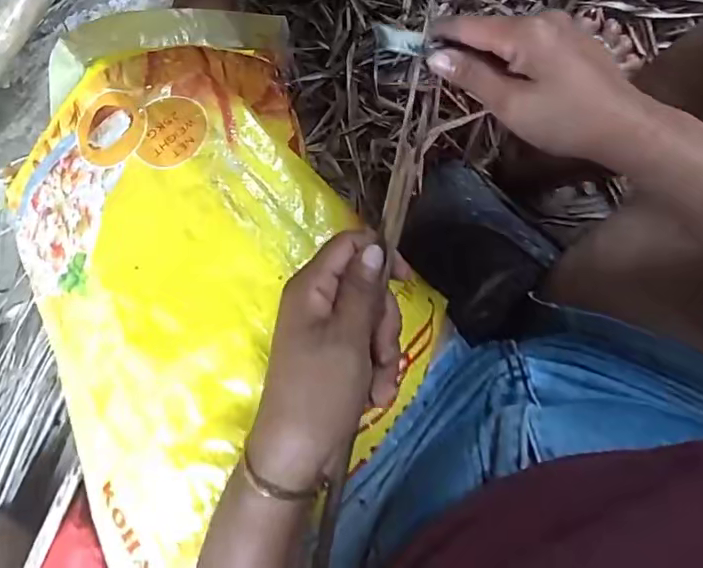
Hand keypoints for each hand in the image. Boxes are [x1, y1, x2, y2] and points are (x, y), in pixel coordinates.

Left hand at [246, 231, 402, 492]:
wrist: (295, 458)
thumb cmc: (319, 391)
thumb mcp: (349, 337)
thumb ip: (363, 289)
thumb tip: (373, 247)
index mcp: (311, 286)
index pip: (348, 245)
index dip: (379, 253)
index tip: (406, 279)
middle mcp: (315, 301)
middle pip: (365, 285)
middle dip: (383, 319)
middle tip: (381, 350)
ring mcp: (323, 329)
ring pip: (369, 319)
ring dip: (383, 350)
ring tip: (378, 384)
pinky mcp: (331, 355)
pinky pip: (363, 346)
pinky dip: (374, 368)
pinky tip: (374, 396)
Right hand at [428, 11, 660, 162]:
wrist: (632, 129)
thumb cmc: (568, 121)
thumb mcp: (512, 105)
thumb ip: (472, 76)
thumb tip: (435, 56)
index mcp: (524, 31)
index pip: (467, 25)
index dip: (440, 37)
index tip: (420, 51)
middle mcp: (542, 18)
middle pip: (489, 28)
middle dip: (467, 48)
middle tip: (453, 80)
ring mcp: (562, 24)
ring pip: (510, 34)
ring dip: (492, 54)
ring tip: (488, 86)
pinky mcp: (574, 37)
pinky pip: (531, 39)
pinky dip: (515, 54)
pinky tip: (520, 81)